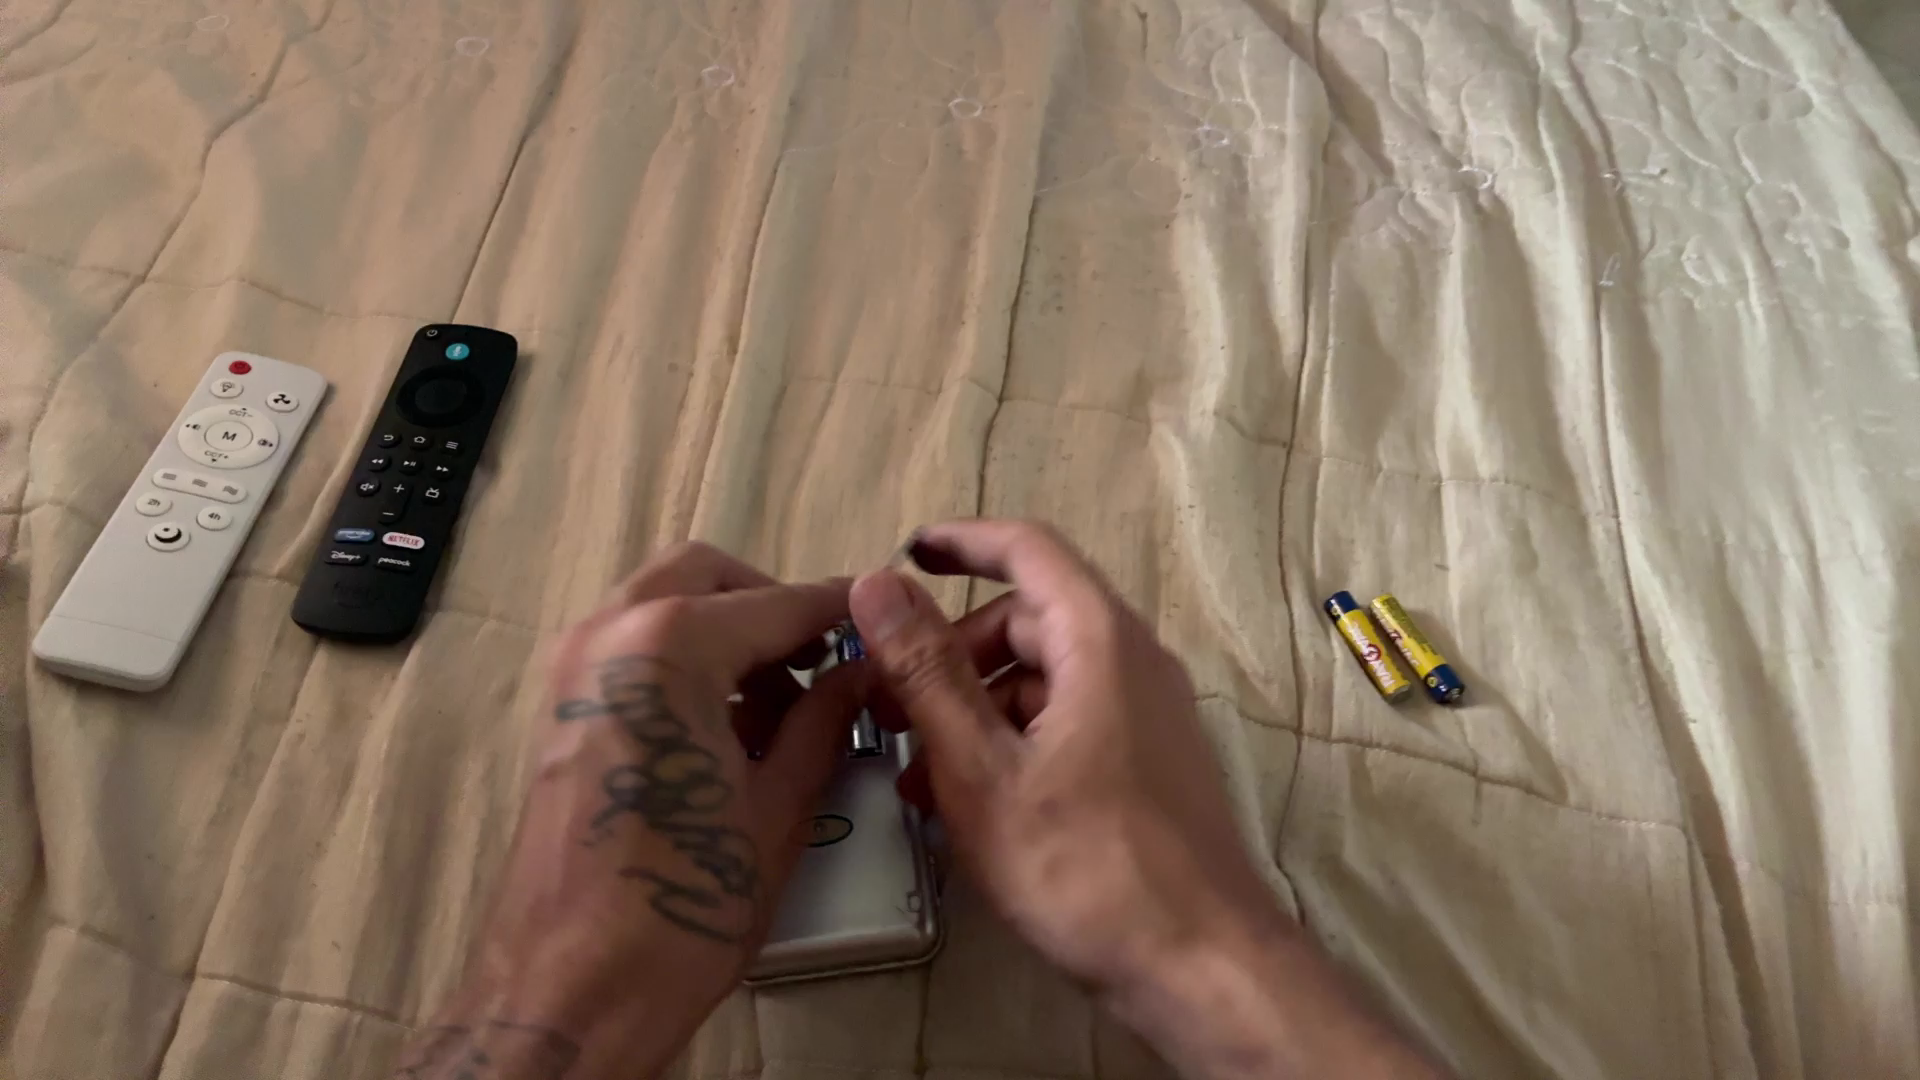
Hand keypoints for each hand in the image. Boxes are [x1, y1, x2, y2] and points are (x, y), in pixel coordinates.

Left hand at [395, 542, 864, 1079]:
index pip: (779, 604)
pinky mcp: (560, 703)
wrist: (565, 997)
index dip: (838, 608)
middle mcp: (610, 633)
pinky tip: (727, 719)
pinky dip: (688, 653)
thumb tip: (861, 671)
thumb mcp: (781, 805)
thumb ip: (825, 718)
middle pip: (708, 573)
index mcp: (671, 648)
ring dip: (728, 627)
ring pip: (666, 600)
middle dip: (770, 603)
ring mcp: (574, 666)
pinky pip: (636, 642)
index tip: (878, 611)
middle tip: (817, 657)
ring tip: (778, 700)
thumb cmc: (686, 903)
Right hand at [850, 520, 1444, 1079]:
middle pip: (1026, 619)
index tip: (905, 552)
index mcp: (1098, 638)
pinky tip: (965, 793)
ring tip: (915, 764)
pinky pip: (1063, 716)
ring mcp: (1142, 708)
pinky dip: (1009, 735)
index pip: (1027, 548)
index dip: (962, 541)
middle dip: (951, 650)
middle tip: (887, 698)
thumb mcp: (982, 768)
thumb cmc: (1085, 864)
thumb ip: (925, 671)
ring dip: (972, 702)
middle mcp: (1129, 657)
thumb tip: (876, 584)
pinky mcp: (1142, 754)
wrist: (1204, 969)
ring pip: (1040, 674)